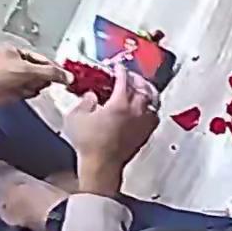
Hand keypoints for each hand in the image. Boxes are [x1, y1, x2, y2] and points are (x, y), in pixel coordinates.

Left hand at [0, 45, 67, 108]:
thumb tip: (71, 78)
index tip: (66, 79)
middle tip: (38, 82)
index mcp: (16, 51)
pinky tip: (20, 94)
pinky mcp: (11, 90)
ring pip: (37, 83)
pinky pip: (29, 91)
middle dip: (43, 79)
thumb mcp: (27, 70)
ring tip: (24, 88)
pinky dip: (28, 93)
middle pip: (42, 72)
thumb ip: (51, 73)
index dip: (55, 69)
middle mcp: (16, 62)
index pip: (45, 59)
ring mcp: (13, 76)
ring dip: (35, 87)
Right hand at [62, 65, 158, 195]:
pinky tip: (146, 106)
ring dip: (147, 90)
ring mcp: (144, 122)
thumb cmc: (89, 142)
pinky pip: (154, 114)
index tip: (118, 67)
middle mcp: (136, 111)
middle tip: (129, 75)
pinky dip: (151, 105)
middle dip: (136, 78)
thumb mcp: (77, 116)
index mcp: (120, 104)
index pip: (124, 80)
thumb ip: (85, 101)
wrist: (102, 163)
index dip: (121, 71)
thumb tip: (92, 95)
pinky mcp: (147, 132)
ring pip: (153, 100)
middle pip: (142, 88)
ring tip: (141, 86)